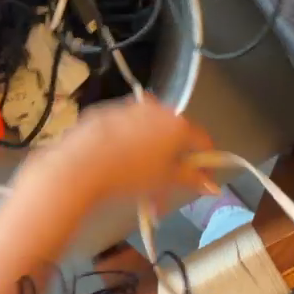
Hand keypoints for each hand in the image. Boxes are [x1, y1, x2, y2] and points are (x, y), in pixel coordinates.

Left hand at [27, 97, 214, 205]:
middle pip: (174, 132)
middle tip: (165, 182)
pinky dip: (126, 142)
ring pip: (148, 128)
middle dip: (173, 157)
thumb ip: (192, 179)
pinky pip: (124, 127)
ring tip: (137, 175)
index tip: (202, 178)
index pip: (202, 140)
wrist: (80, 165)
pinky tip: (115, 161)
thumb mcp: (165, 180)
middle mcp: (156, 108)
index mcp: (177, 124)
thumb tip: (213, 186)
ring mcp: (129, 107)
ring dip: (149, 149)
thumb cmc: (129, 174)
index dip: (205, 161)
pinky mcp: (105, 111)